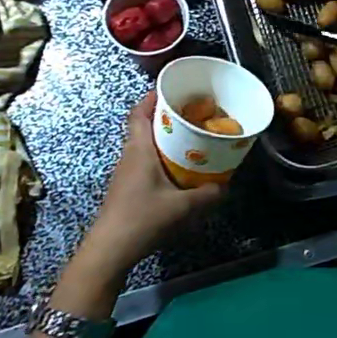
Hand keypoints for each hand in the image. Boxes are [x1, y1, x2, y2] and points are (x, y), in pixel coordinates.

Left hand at [75, 92, 223, 282]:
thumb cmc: (143, 218)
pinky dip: (159, 158)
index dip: (151, 97)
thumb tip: (225, 187)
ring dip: (162, 139)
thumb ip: (206, 195)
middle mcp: (129, 155)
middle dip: (165, 117)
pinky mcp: (126, 187)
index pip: (139, 113)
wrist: (111, 247)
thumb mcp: (182, 207)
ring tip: (188, 140)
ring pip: (143, 145)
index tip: (171, 90)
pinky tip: (177, 170)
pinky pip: (143, 162)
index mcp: (139, 149)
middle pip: (143, 126)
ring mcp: (125, 172)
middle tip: (190, 115)